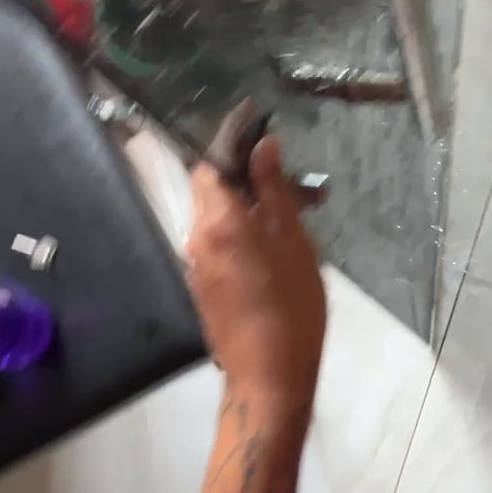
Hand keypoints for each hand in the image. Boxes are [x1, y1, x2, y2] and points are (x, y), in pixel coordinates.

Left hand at [184, 136, 326, 407]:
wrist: (268, 378)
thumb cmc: (292, 309)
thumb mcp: (294, 244)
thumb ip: (275, 193)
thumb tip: (263, 147)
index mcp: (219, 221)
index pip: (213, 160)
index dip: (231, 135)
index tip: (253, 115)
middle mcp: (197, 236)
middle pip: (212, 186)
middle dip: (245, 171)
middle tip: (290, 175)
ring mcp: (197, 264)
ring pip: (217, 215)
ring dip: (248, 202)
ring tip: (294, 212)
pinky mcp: (205, 285)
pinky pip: (219, 240)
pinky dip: (243, 228)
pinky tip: (275, 243)